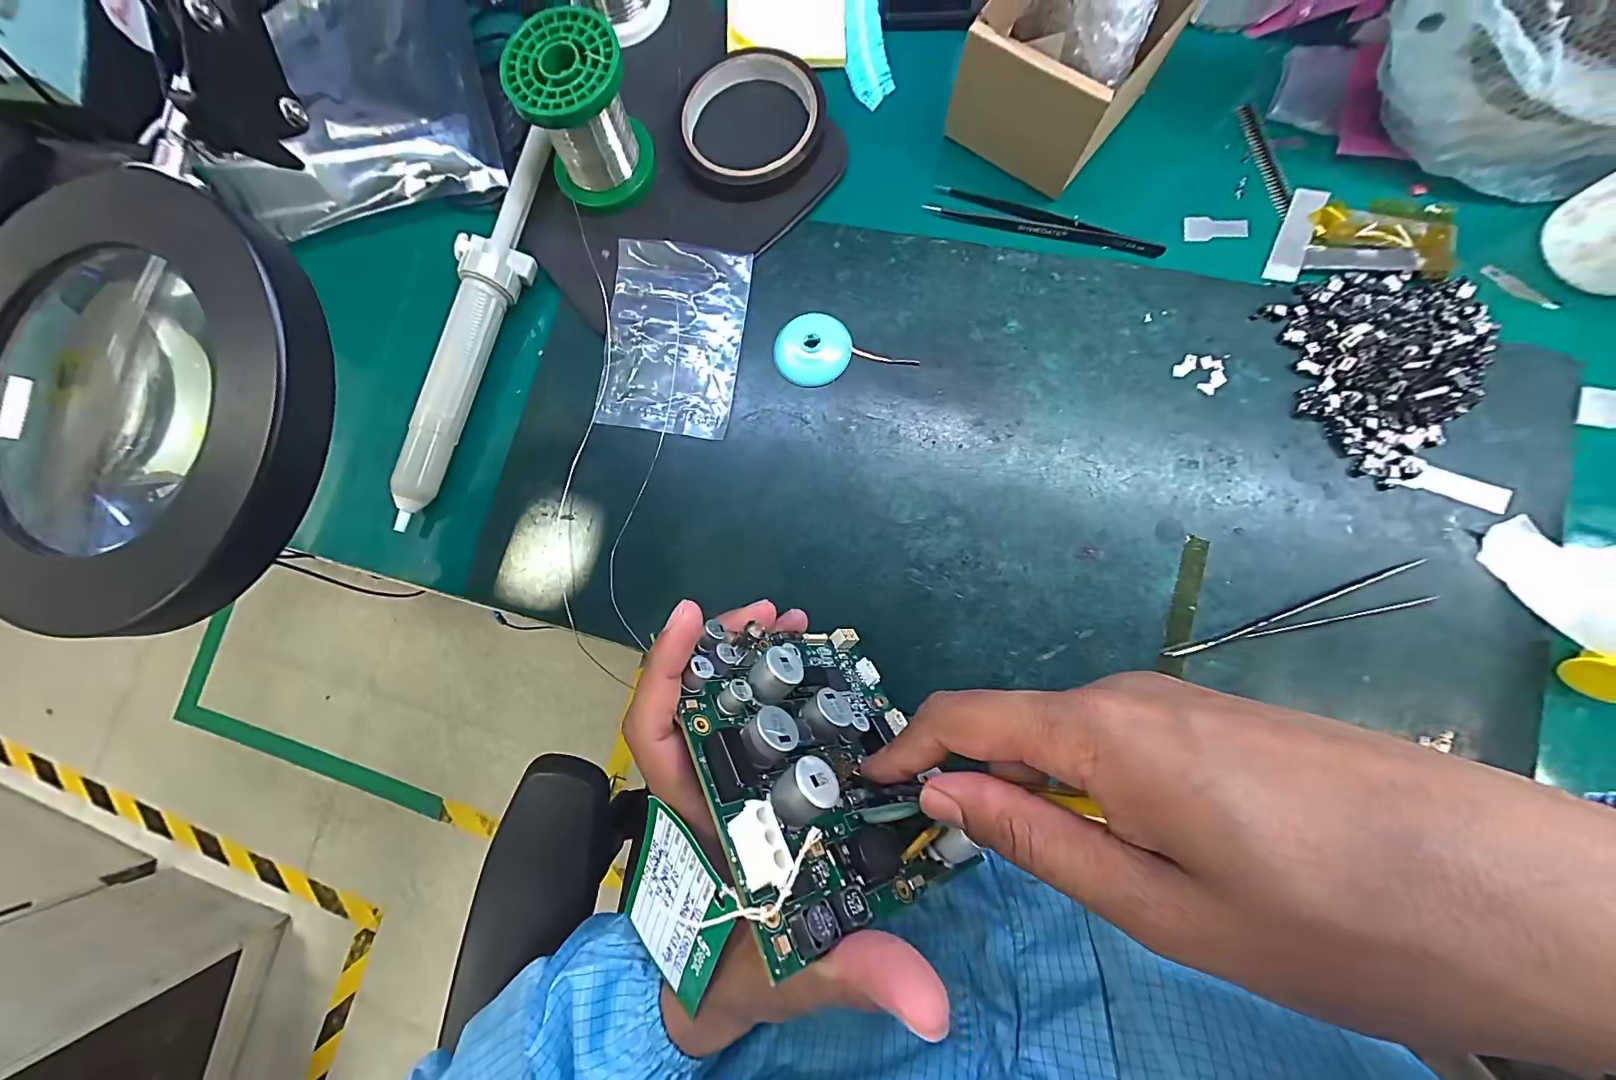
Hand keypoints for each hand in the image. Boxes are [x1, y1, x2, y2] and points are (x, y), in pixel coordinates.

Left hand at [625, 599, 949, 1056]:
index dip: (662, 670)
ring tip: (793, 624)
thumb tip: (930, 1002)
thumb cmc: (737, 977)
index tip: (689, 614)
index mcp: (693, 813)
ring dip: (753, 657)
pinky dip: (775, 689)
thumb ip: (849, 976)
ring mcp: (727, 779)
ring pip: (724, 702)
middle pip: (692, 698)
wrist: (720, 992)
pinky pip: (755, 722)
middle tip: (774, 613)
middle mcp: (703, 785)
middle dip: (724, 645)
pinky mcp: (753, 782)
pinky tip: (807, 671)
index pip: (655, 730)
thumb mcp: (790, 975)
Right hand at [863, 671, 1615, 1069]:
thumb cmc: (1340, 924)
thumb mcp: (1163, 909)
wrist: (1566, 906)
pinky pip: (1118, 737)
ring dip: (1039, 784)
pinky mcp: (1218, 716)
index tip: (872, 782)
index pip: (963, 715)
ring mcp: (1178, 699)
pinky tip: (1146, 838)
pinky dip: (1091, 780)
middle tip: (978, 846)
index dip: (907, 744)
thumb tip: (940, 791)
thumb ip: (1035, 837)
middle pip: (1013, 723)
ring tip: (1075, 858)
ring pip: (1066, 732)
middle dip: (977, 775)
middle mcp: (1126, 693)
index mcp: (1100, 730)